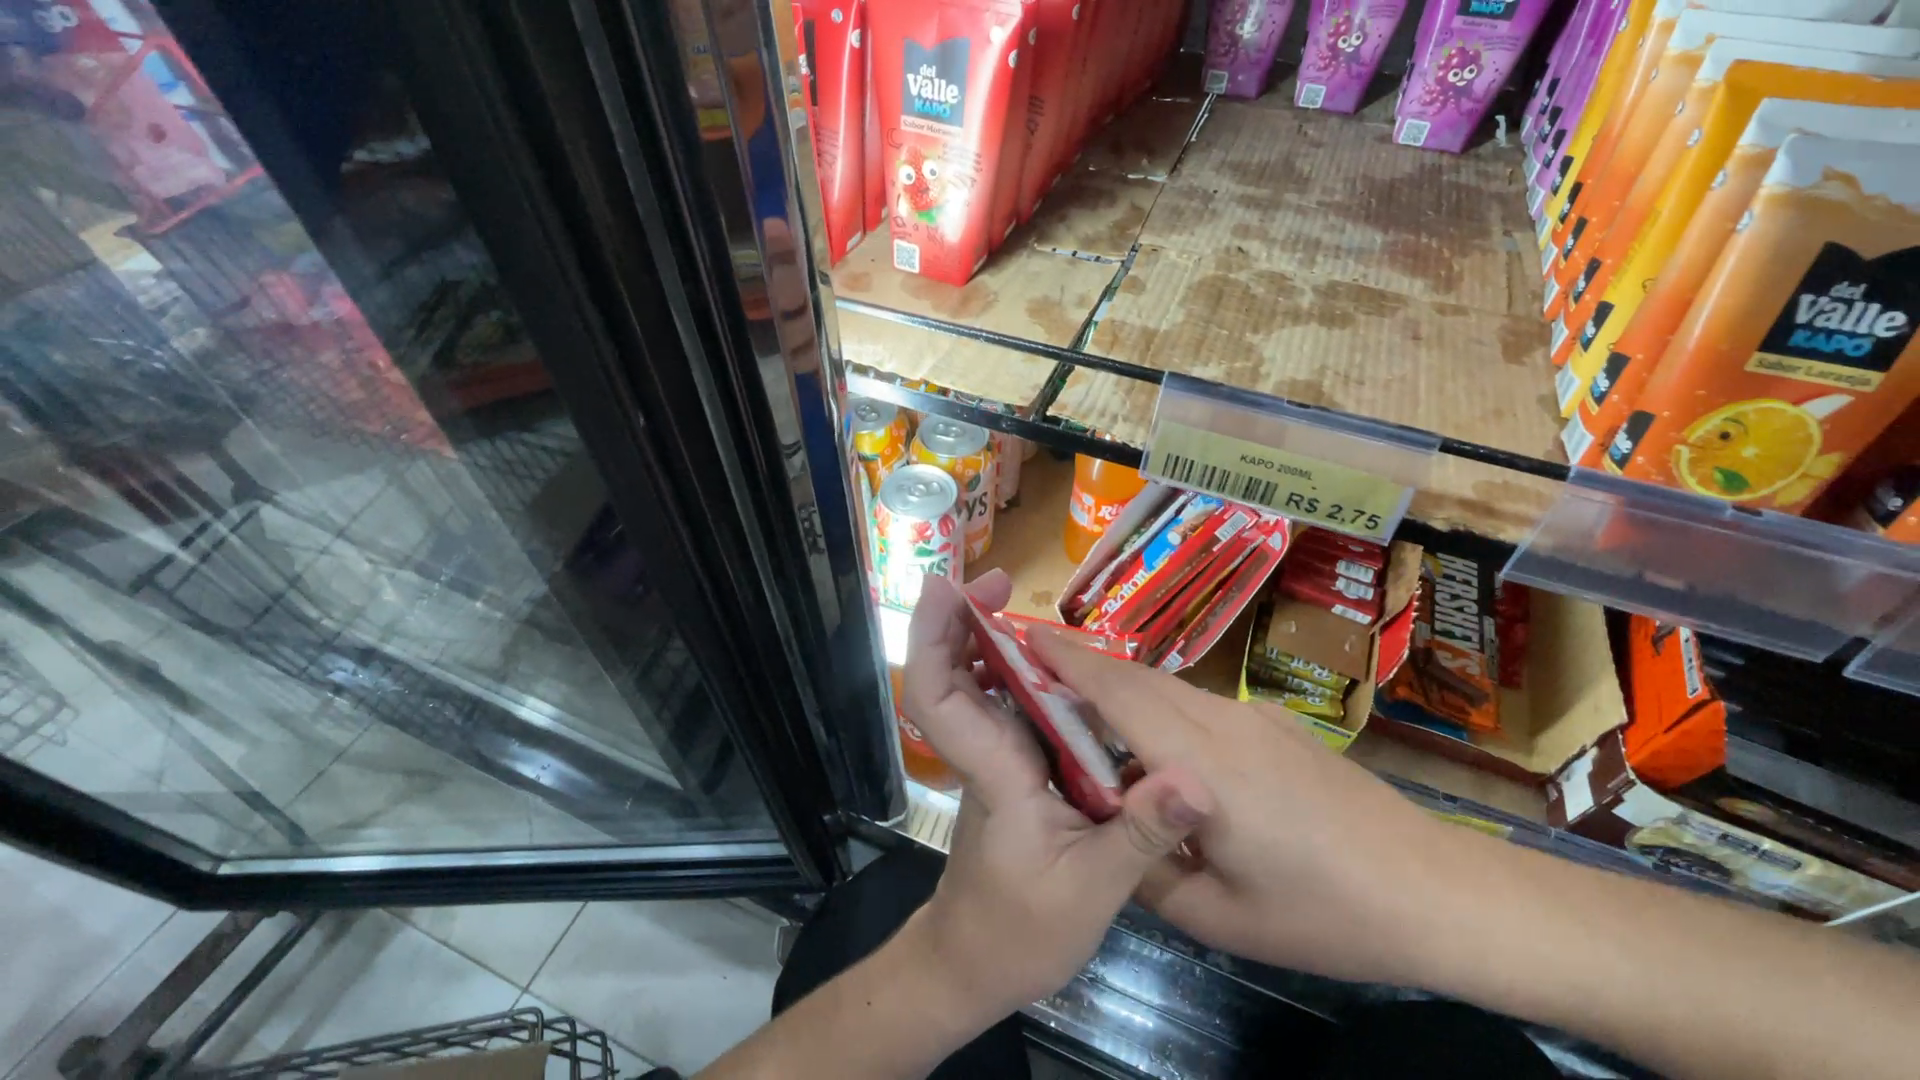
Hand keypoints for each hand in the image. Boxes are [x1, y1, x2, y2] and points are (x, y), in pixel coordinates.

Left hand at [899, 572, 1212, 1018]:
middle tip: (1000, 583)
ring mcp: (994, 763)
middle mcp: (986, 756)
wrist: (976, 966)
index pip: (939, 698)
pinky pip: (1003, 712)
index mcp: (996, 772)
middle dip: (959, 623)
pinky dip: (1013, 677)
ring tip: (1019, 609)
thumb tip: (1196, 779)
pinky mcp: (1009, 774)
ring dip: (983, 644)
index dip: (933, 639)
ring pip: (973, 691)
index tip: (950, 591)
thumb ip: (1142, 831)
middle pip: (948, 678)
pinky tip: (1050, 668)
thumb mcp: (1095, 888)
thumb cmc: (1022, 931)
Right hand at [1029, 629, 1465, 986]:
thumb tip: (1104, 832)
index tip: (1021, 635)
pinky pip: (1204, 708)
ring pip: (1172, 689)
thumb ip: (1144, 866)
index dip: (1065, 661)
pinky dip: (1162, 709)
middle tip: (1033, 670)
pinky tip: (1161, 750)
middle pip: (1139, 679)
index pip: (1117, 694)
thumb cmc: (1320, 915)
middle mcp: (1223, 725)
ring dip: (1123, 688)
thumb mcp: (1215, 916)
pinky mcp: (1281, 728)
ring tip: (1084, 710)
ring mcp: (1257, 721)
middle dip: (1083, 665)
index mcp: (1200, 766)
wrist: (1433, 892)